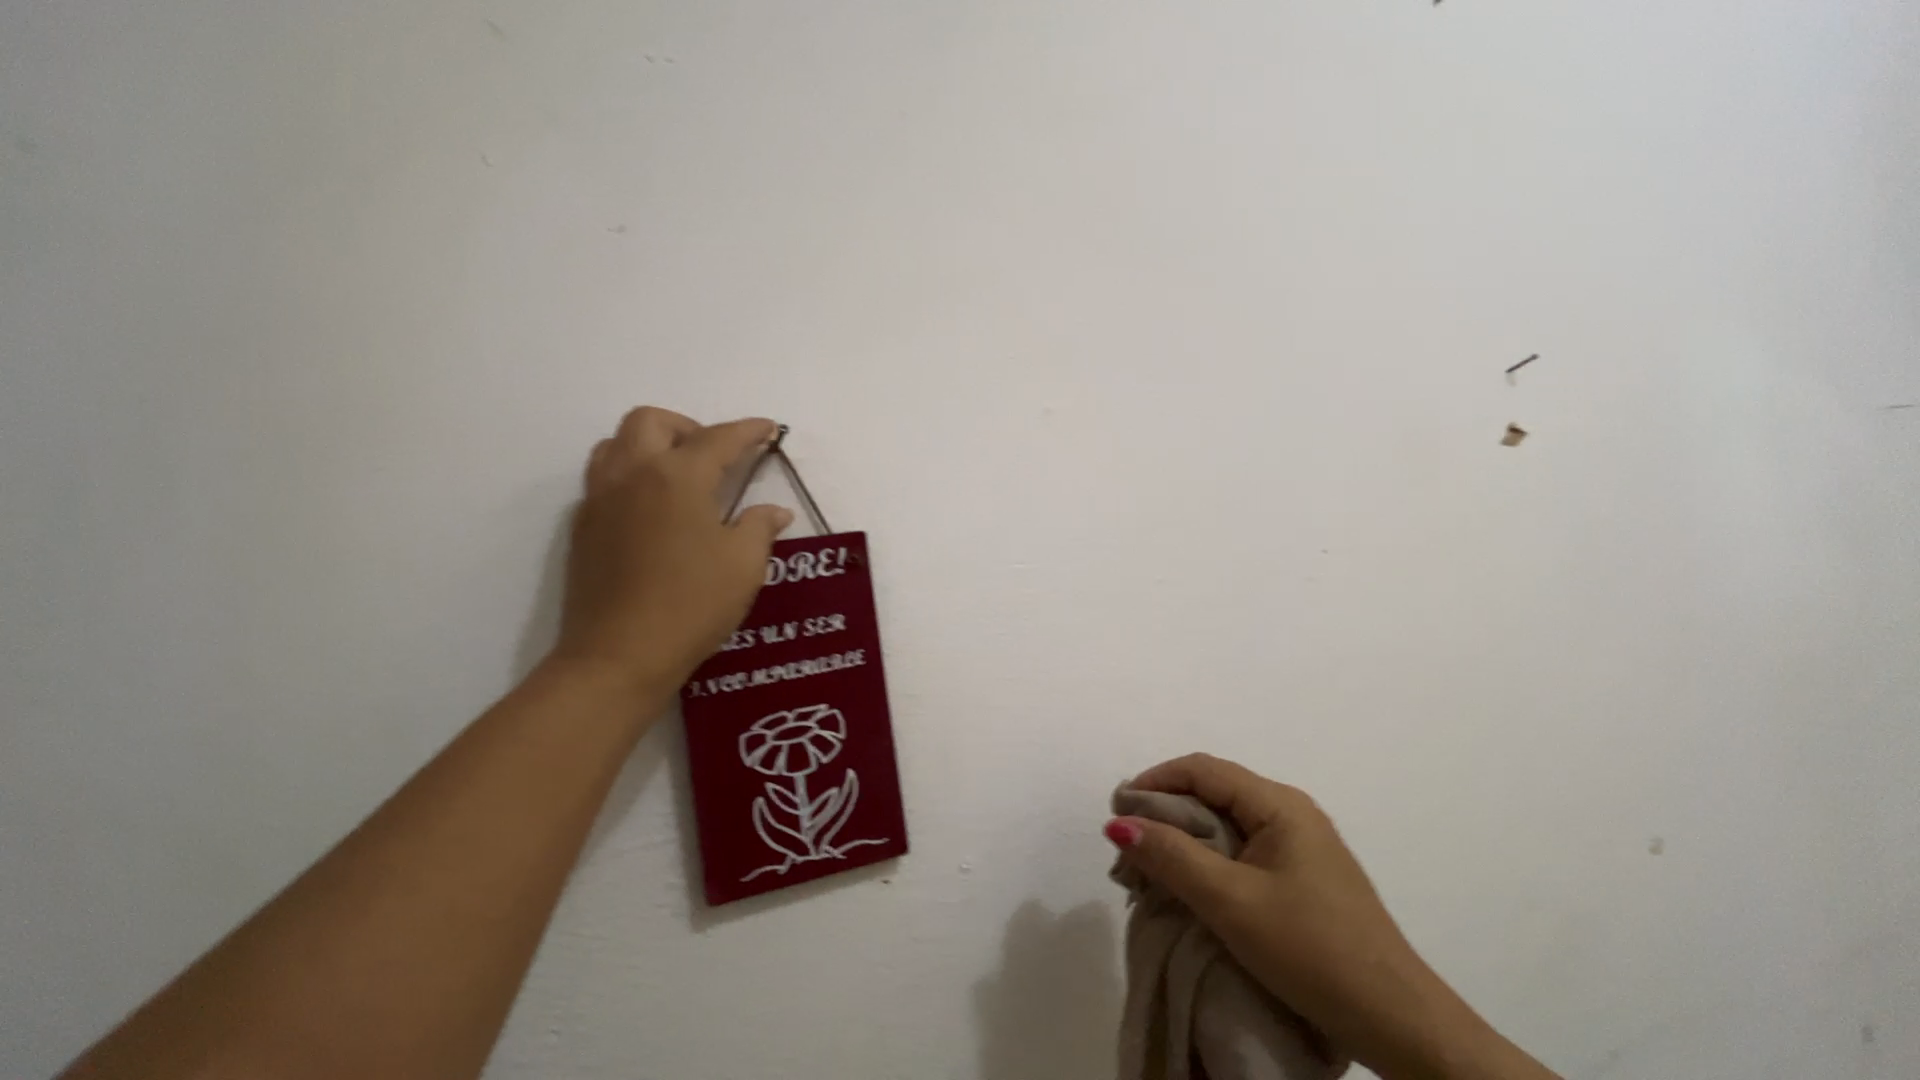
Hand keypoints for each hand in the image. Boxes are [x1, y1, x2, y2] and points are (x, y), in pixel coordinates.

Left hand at [553, 407, 791, 690]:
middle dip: (688, 427)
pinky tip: (652, 510)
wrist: (618, 656)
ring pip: (617, 444)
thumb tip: (773, 511)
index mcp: (677, 476)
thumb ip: (759, 527)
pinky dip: (630, 476)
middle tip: (715, 457)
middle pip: (651, 421)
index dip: (747, 431)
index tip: (768, 429)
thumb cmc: (692, 605)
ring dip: (650, 445)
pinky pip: (603, 478)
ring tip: (678, 476)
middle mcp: (632, 474)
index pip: (718, 438)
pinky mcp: (582, 528)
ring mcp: (600, 499)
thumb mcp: (744, 566)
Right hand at [1108, 754, 1558, 1079]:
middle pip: (1214, 794)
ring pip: (1227, 825)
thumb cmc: (1310, 949)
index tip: (1116, 814)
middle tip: (1127, 850)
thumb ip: (1172, 857)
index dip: (1154, 782)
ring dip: (1184, 841)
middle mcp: (1292, 813)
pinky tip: (1192, 891)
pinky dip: (1208, 862)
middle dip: (1165, 814)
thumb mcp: (1230, 902)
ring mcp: (1302, 847)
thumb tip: (1118, 821)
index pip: (1202, 769)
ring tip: (1151, 873)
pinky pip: (1243, 852)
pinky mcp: (1304, 878)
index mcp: (1280, 805)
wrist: (1393, 1017)